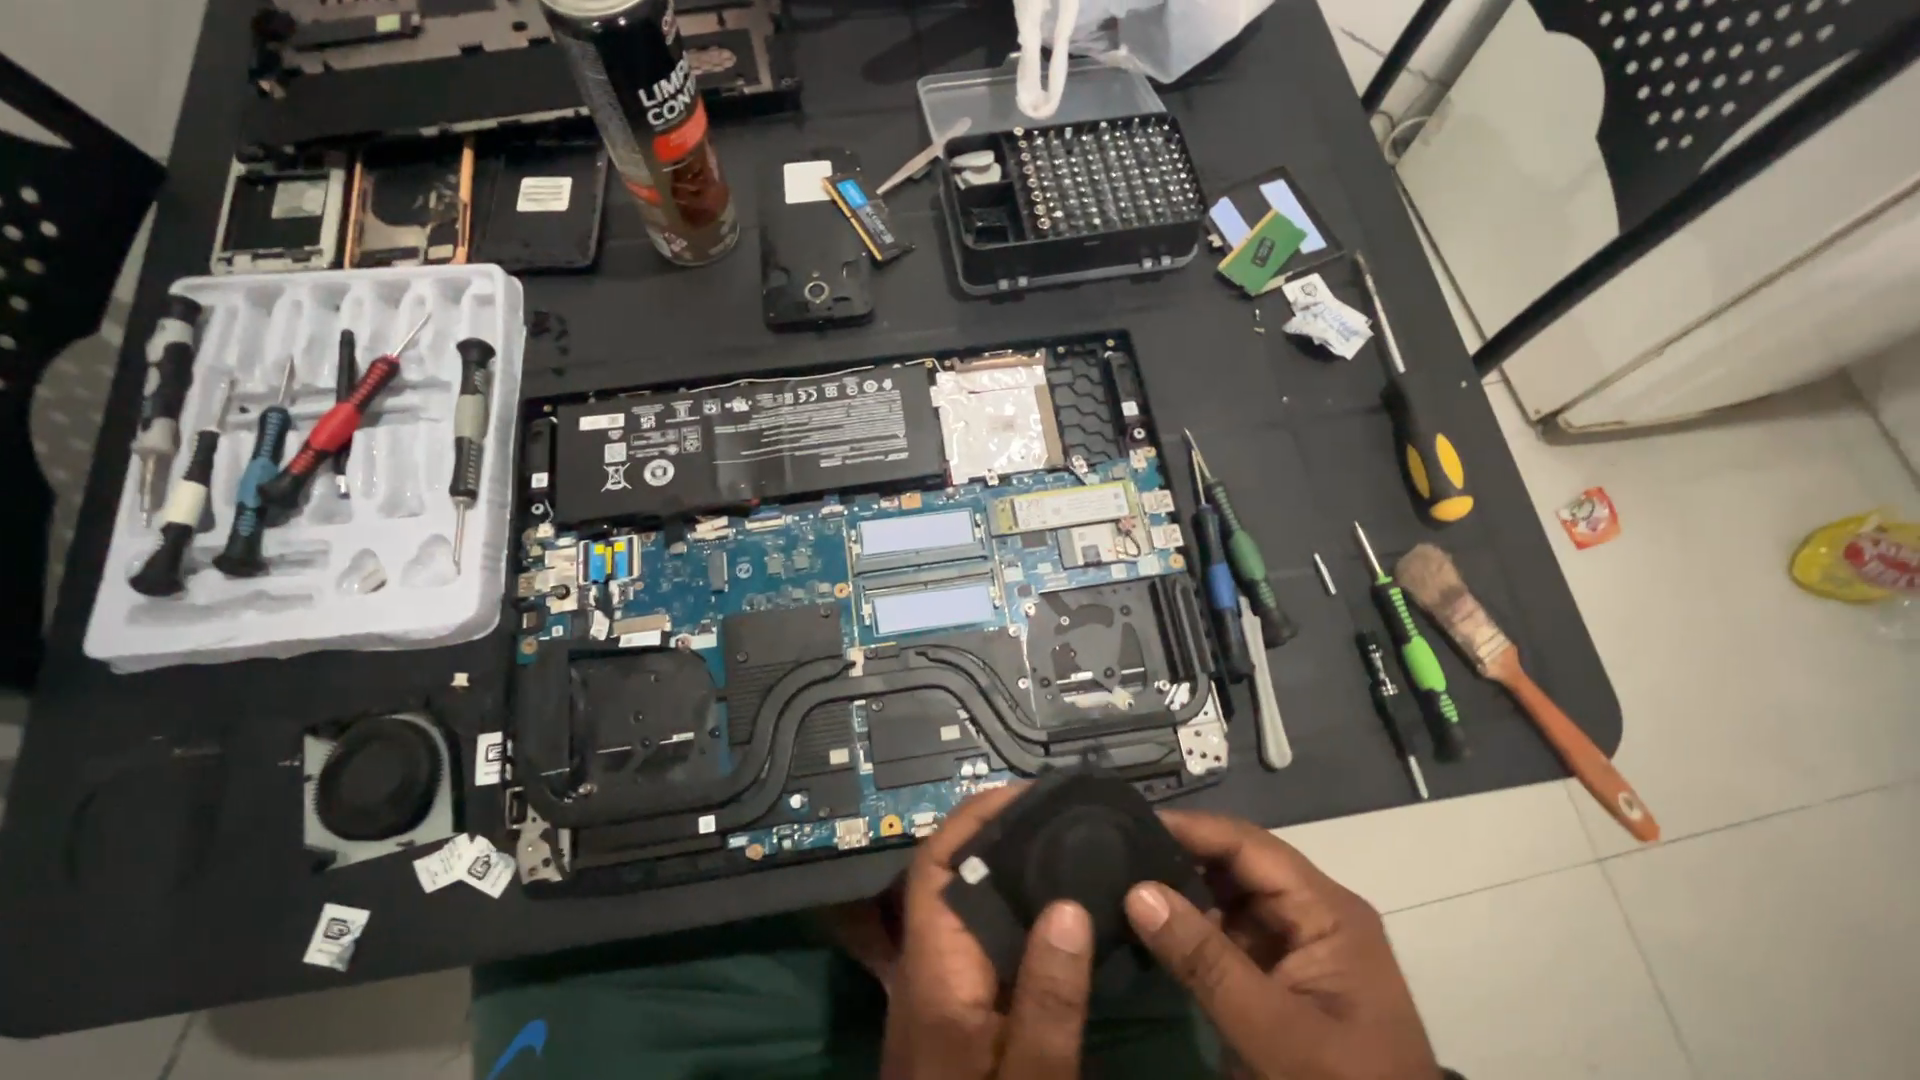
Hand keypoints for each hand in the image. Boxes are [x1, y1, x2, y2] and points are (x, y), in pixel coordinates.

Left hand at [879, 786, 1098, 1079]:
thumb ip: (1048, 1001)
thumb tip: (1066, 904)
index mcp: (935, 971)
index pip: (937, 868)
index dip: (972, 819)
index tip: (1025, 794)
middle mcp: (928, 967)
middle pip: (951, 878)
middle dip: (999, 837)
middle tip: (1065, 819)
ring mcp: (941, 989)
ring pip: (968, 909)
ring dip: (1009, 871)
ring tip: (1071, 850)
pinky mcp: (958, 1010)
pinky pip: (983, 942)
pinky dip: (1016, 914)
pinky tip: (1061, 917)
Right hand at [1124, 811, 1438, 1079]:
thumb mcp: (1274, 1030)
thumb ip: (1205, 961)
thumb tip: (1137, 890)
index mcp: (1325, 910)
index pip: (1249, 844)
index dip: (1190, 828)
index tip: (1127, 822)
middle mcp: (1310, 915)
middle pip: (1235, 867)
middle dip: (1177, 857)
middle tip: (1109, 852)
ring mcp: (1294, 948)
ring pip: (1226, 900)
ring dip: (1177, 893)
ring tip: (1113, 881)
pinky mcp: (1277, 979)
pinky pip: (1226, 938)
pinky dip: (1187, 932)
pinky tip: (1143, 928)